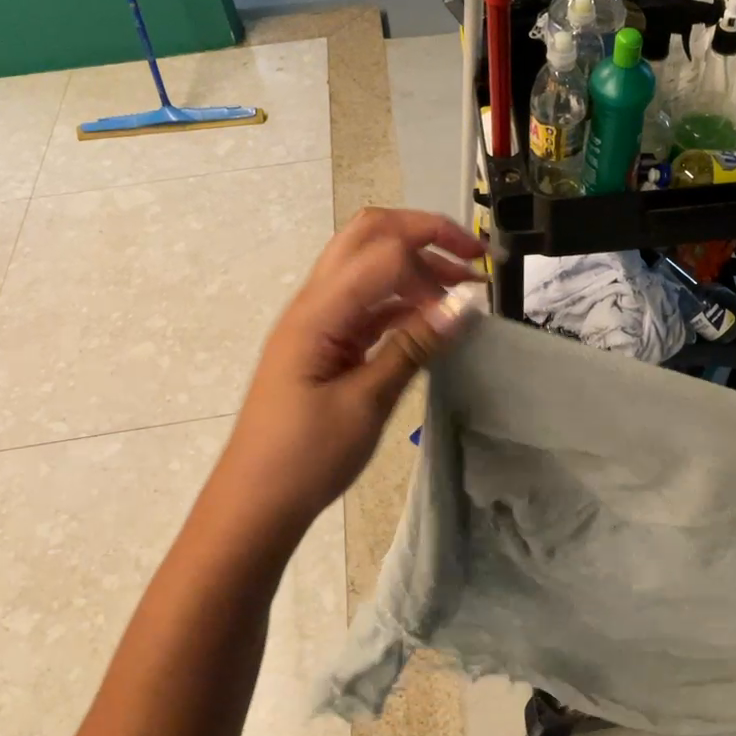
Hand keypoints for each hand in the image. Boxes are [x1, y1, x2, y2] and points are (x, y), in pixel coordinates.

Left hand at [217, 208, 483, 525]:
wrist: (257, 500)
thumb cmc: (306, 457)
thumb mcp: (366, 403)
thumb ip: (413, 347)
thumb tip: (463, 305)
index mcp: (319, 311)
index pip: (383, 251)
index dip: (435, 256)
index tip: (478, 287)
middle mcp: (315, 303)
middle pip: (370, 236)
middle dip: (424, 235)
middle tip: (473, 259)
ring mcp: (319, 321)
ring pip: (369, 266)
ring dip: (416, 266)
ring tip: (463, 292)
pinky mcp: (326, 342)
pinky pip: (368, 304)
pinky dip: (403, 302)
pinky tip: (433, 321)